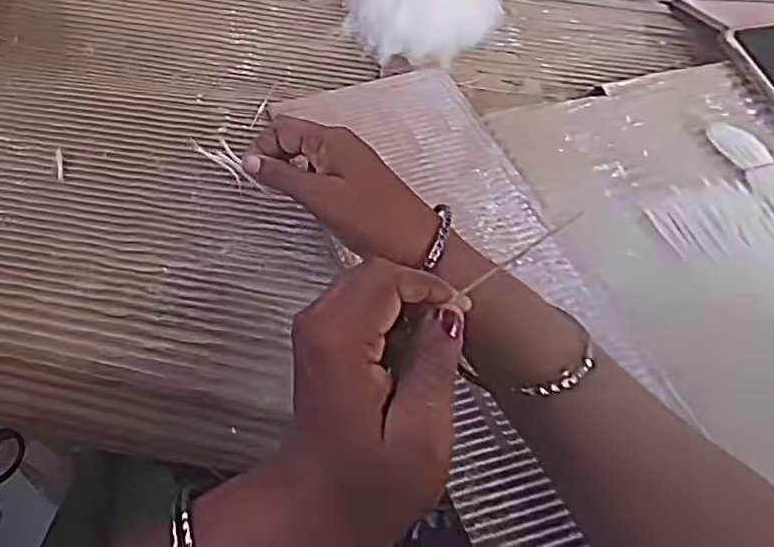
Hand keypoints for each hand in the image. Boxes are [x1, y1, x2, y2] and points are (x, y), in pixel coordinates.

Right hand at [245, 117, 440, 267]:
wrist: (420, 247)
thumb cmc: (375, 221)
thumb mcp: (319, 197)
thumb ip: (281, 175)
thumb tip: (251, 162)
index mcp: (331, 139)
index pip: (281, 127)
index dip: (262, 147)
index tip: (255, 172)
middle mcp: (339, 142)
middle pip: (290, 136)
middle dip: (272, 156)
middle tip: (266, 184)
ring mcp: (347, 159)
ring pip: (302, 152)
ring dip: (287, 168)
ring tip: (286, 193)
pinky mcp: (352, 176)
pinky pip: (316, 166)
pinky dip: (303, 178)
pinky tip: (306, 198)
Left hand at [273, 259, 467, 544]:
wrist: (319, 500)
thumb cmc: (368, 482)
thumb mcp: (421, 435)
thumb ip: (434, 366)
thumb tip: (450, 315)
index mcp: (337, 337)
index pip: (381, 277)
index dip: (426, 284)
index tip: (462, 307)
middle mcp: (316, 321)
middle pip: (367, 273)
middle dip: (414, 287)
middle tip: (455, 321)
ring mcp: (311, 327)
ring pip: (359, 284)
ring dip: (401, 300)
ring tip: (438, 338)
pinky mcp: (316, 338)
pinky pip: (353, 304)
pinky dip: (386, 313)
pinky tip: (411, 348)